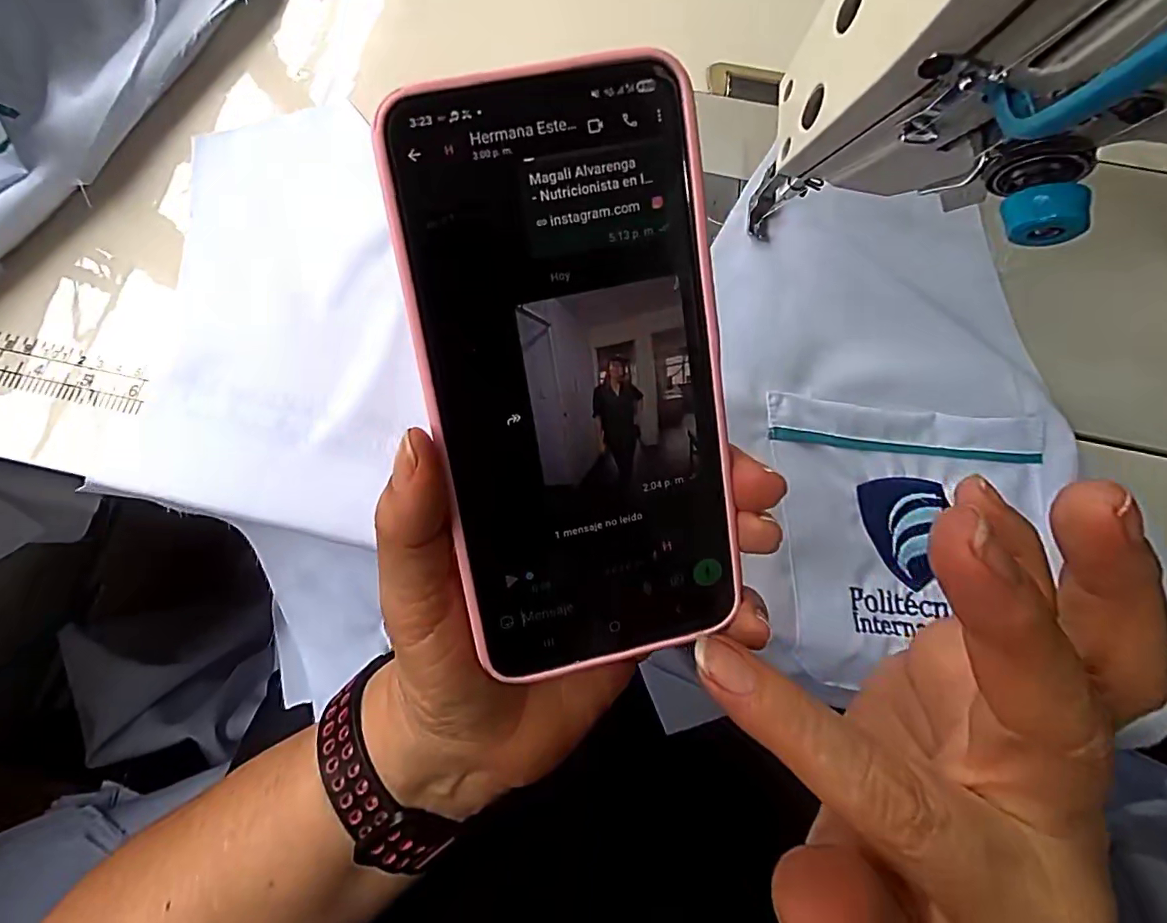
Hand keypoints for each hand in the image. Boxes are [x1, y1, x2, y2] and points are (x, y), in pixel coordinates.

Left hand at [363, 428, 787, 819]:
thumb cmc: (428, 653)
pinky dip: (729, 606)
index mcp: (515, 504)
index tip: (687, 422)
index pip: (574, 444)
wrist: (466, 743)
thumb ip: (408, 521)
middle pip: (643, 483)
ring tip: (757, 537)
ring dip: (727, 529)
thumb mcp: (409, 584)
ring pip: (676, 536)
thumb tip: (418, 441)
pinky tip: (749, 618)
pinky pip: (688, 606)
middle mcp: (565, 527)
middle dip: (706, 474)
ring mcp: (604, 574)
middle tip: (750, 485)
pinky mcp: (631, 625)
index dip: (626, 425)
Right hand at [694, 475, 1166, 921]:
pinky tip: (1004, 502)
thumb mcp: (864, 895)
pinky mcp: (1037, 676)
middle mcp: (1040, 786)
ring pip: (1108, 661)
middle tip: (964, 539)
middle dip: (1009, 620)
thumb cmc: (924, 877)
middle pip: (1053, 710)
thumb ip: (836, 895)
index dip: (795, 728)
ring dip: (1096, 578)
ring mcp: (1052, 726)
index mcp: (976, 849)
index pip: (883, 789)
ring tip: (1074, 500)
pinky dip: (1053, 556)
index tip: (718, 664)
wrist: (992, 863)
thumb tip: (795, 898)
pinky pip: (1072, 621)